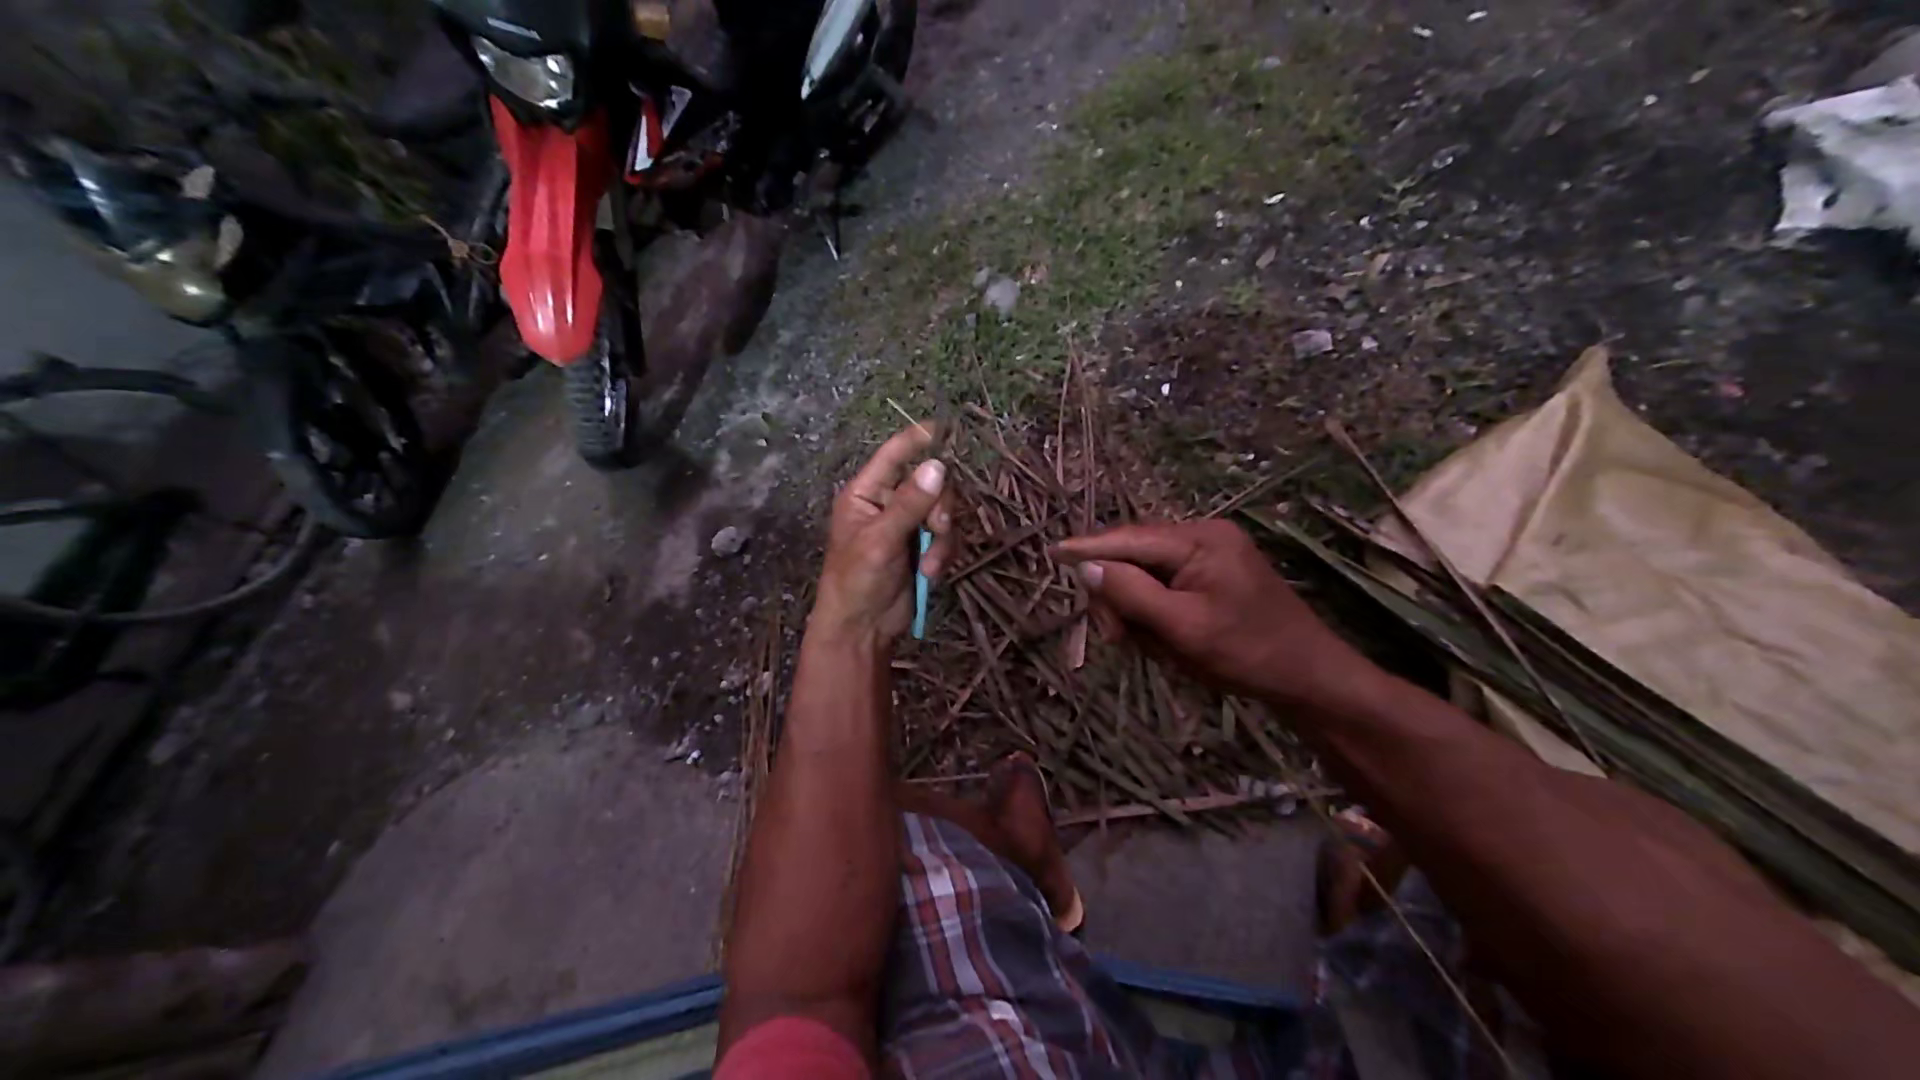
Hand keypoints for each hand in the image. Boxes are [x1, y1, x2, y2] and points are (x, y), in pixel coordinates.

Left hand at [810, 424, 957, 648]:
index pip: (893, 456)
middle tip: (938, 527)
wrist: (861, 629)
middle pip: (929, 484)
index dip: (916, 440)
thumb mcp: (880, 540)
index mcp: (866, 494)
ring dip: (942, 537)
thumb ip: (910, 504)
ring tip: (931, 564)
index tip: (942, 428)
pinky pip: (945, 537)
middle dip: (938, 508)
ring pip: (942, 512)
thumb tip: (938, 466)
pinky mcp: (921, 549)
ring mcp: (906, 527)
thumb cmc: (856, 580)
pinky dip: (943, 555)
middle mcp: (887, 504)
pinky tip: (932, 574)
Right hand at [1053, 520, 1370, 707]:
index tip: (1051, 553)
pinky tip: (1168, 640)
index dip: (1088, 548)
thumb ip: (1132, 593)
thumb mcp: (1183, 627)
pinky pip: (1165, 587)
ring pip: (1146, 574)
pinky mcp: (1212, 575)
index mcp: (1199, 539)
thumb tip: (1087, 567)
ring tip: (1156, 647)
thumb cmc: (1248, 652)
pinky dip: (1156, 614)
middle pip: (1134, 555)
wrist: (1309, 677)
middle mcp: (1202, 536)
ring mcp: (1209, 555)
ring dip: (1138, 611)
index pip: (1128, 539)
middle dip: (1120, 596)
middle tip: (1119, 639)